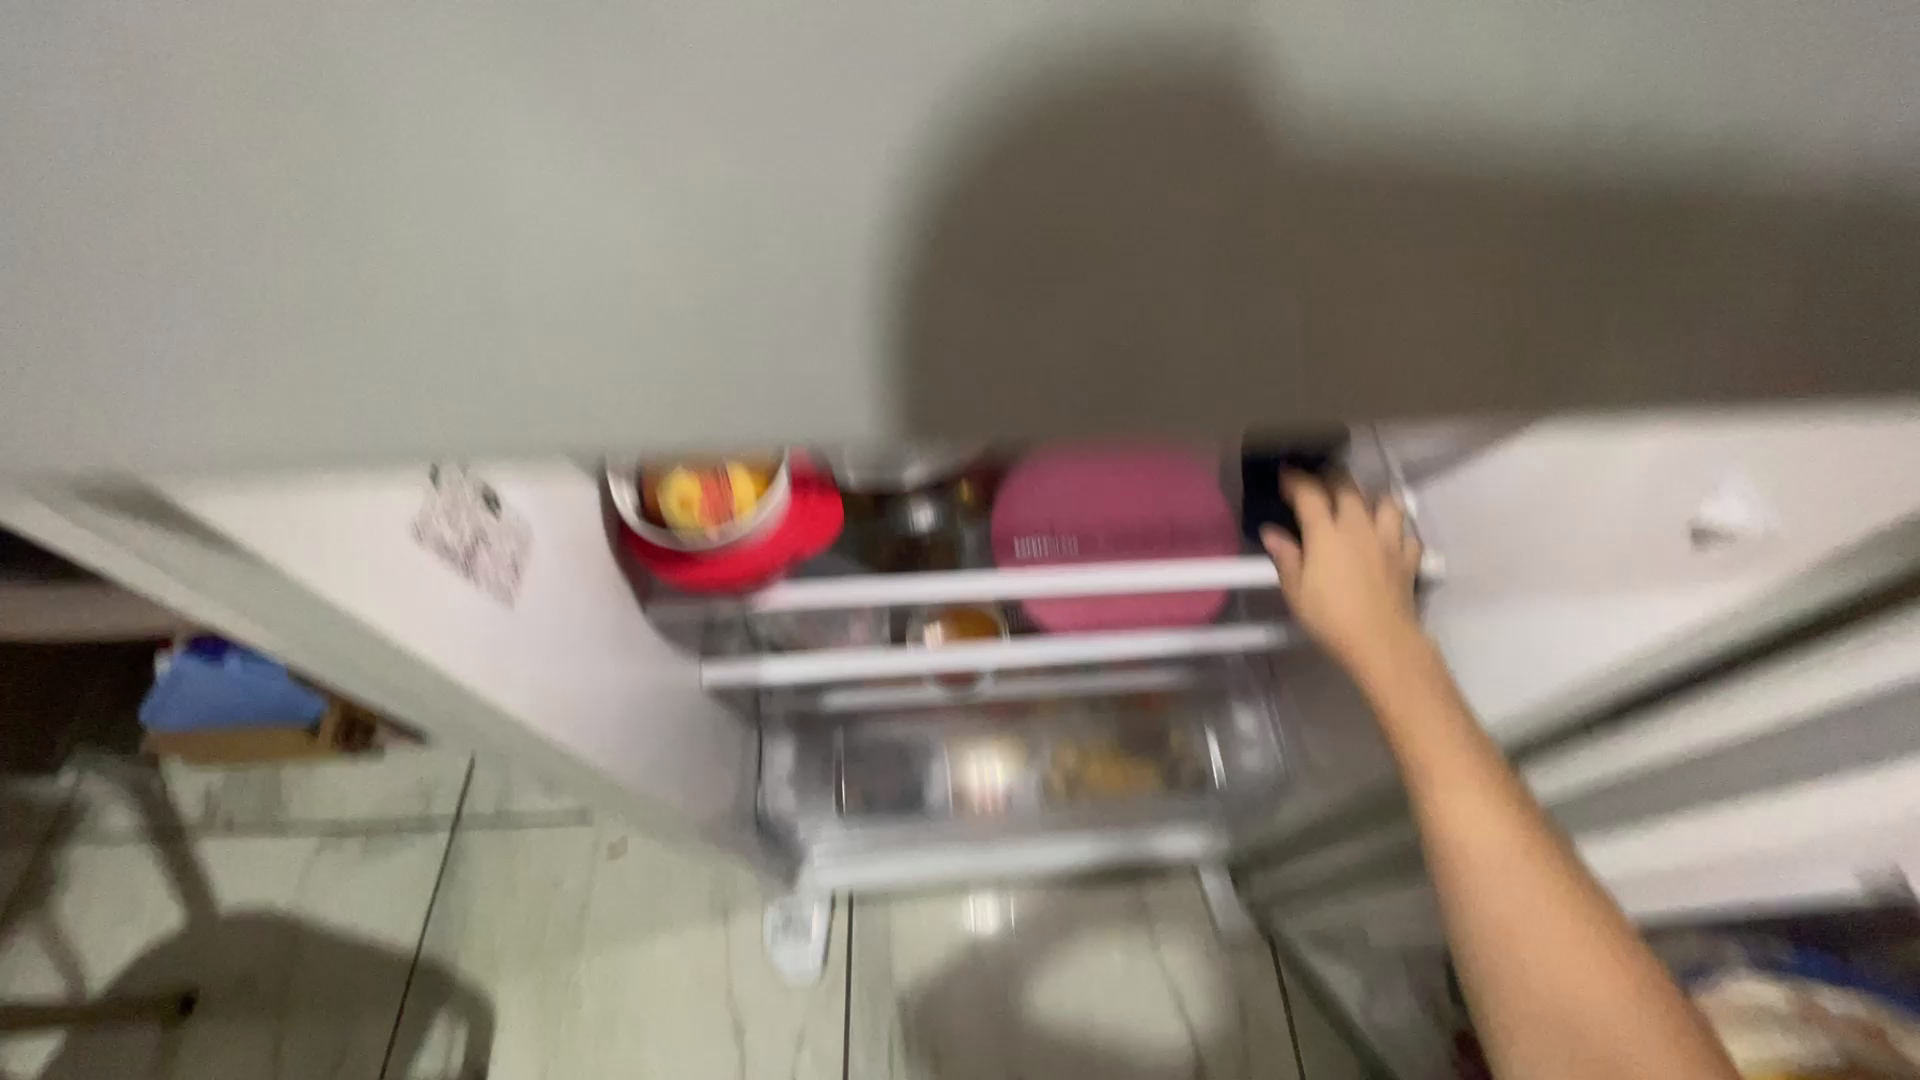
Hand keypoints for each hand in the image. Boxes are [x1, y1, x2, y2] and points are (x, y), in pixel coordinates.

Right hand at [1261, 472, 1424, 677]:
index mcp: (1326, 534)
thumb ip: (1286, 557)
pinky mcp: (1408, 558)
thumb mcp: (1295, 591)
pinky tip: (1386, 538)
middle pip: (1348, 489)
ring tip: (1359, 503)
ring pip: (1385, 503)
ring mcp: (1388, 541)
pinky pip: (1406, 533)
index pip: (1309, 495)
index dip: (1296, 481)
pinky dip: (1395, 530)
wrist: (1380, 641)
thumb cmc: (1329, 618)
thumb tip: (1271, 533)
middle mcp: (1358, 528)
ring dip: (1370, 498)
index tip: (1286, 475)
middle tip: (1318, 482)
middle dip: (1330, 479)